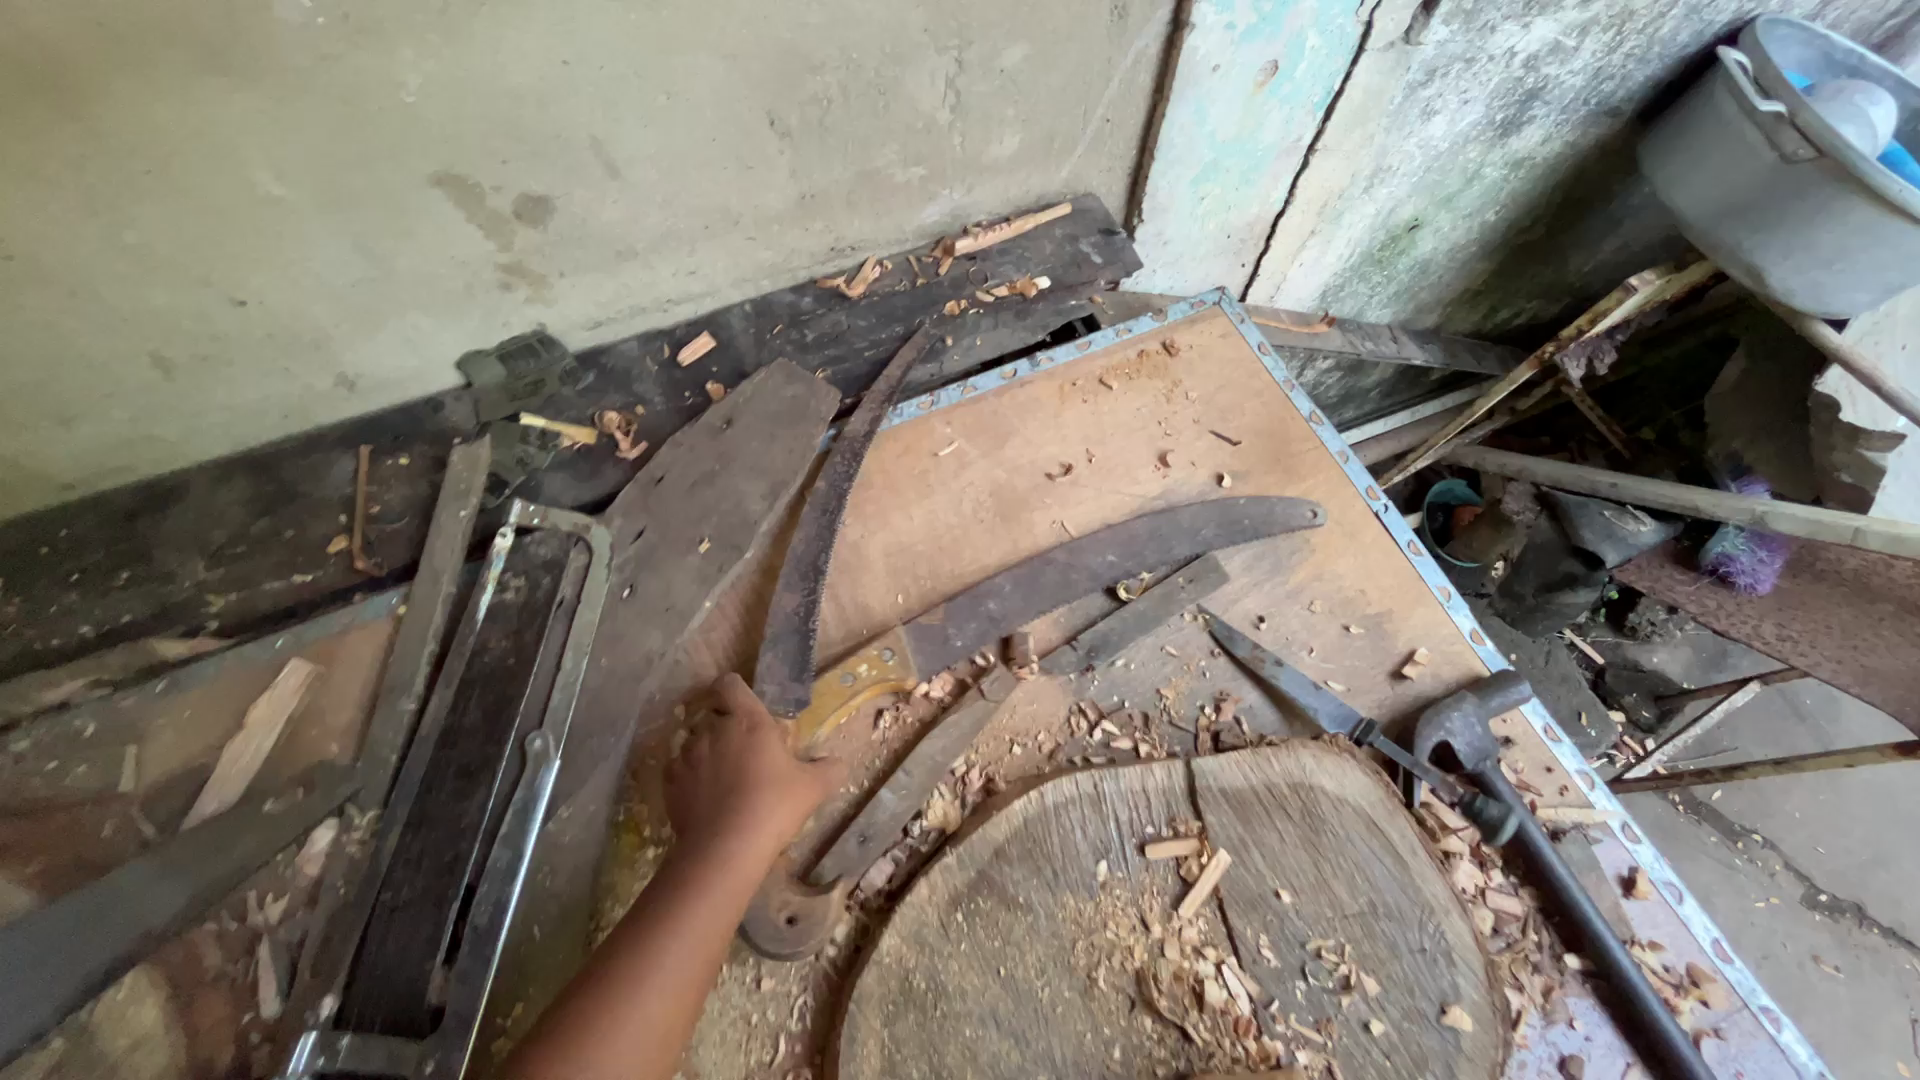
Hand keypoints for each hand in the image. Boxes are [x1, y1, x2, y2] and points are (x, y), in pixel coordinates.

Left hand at [665, 673, 844, 858]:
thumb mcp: (814, 787)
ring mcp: (688, 755)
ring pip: (695, 743)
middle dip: (726, 729)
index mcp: (748, 720)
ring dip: (707, 754)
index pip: (730, 684)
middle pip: (714, 716)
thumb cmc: (774, 806)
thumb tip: (838, 763)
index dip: (734, 690)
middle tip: (745, 754)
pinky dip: (690, 778)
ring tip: (723, 780)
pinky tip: (704, 799)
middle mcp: (714, 729)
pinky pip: (679, 770)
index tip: (745, 706)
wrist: (725, 848)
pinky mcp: (670, 782)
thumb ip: (829, 769)